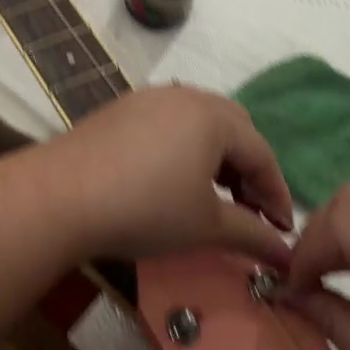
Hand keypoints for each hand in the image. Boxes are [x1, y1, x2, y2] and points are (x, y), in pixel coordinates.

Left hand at [18, 86, 294, 263]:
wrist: (63, 194)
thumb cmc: (146, 207)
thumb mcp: (206, 226)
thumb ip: (253, 235)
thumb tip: (286, 253)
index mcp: (212, 116)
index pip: (261, 152)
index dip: (277, 193)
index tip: (281, 230)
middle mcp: (182, 95)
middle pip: (232, 126)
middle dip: (248, 167)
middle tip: (249, 209)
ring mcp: (147, 97)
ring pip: (197, 120)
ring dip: (215, 155)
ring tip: (213, 196)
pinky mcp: (120, 108)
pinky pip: (167, 121)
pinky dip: (183, 146)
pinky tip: (172, 179)